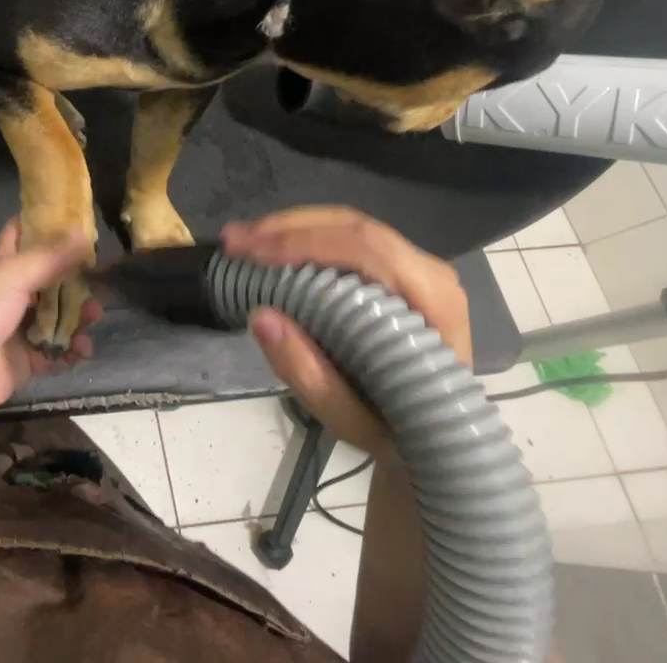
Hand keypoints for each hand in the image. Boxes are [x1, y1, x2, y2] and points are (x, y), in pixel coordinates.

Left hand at [0, 220, 99, 423]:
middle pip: (50, 279)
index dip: (45, 224)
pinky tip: (82, 349)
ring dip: (78, 316)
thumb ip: (51, 256)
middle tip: (100, 279)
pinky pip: (57, 350)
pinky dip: (72, 349)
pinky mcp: (27, 359)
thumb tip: (84, 232)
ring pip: (58, 315)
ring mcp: (19, 327)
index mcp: (1, 265)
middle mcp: (11, 293)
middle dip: (75, 279)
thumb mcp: (13, 274)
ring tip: (94, 317)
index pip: (22, 234)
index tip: (78, 221)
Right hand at [221, 207, 469, 461]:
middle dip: (287, 229)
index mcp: (433, 304)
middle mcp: (430, 274)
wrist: (432, 441)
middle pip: (355, 227)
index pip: (368, 249)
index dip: (304, 242)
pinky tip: (266, 247)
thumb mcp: (350, 418)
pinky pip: (346, 239)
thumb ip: (308, 373)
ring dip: (289, 228)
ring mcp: (414, 268)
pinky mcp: (394, 271)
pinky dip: (301, 237)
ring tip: (240, 241)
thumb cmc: (395, 430)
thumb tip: (259, 316)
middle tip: (233, 242)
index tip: (250, 253)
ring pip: (347, 225)